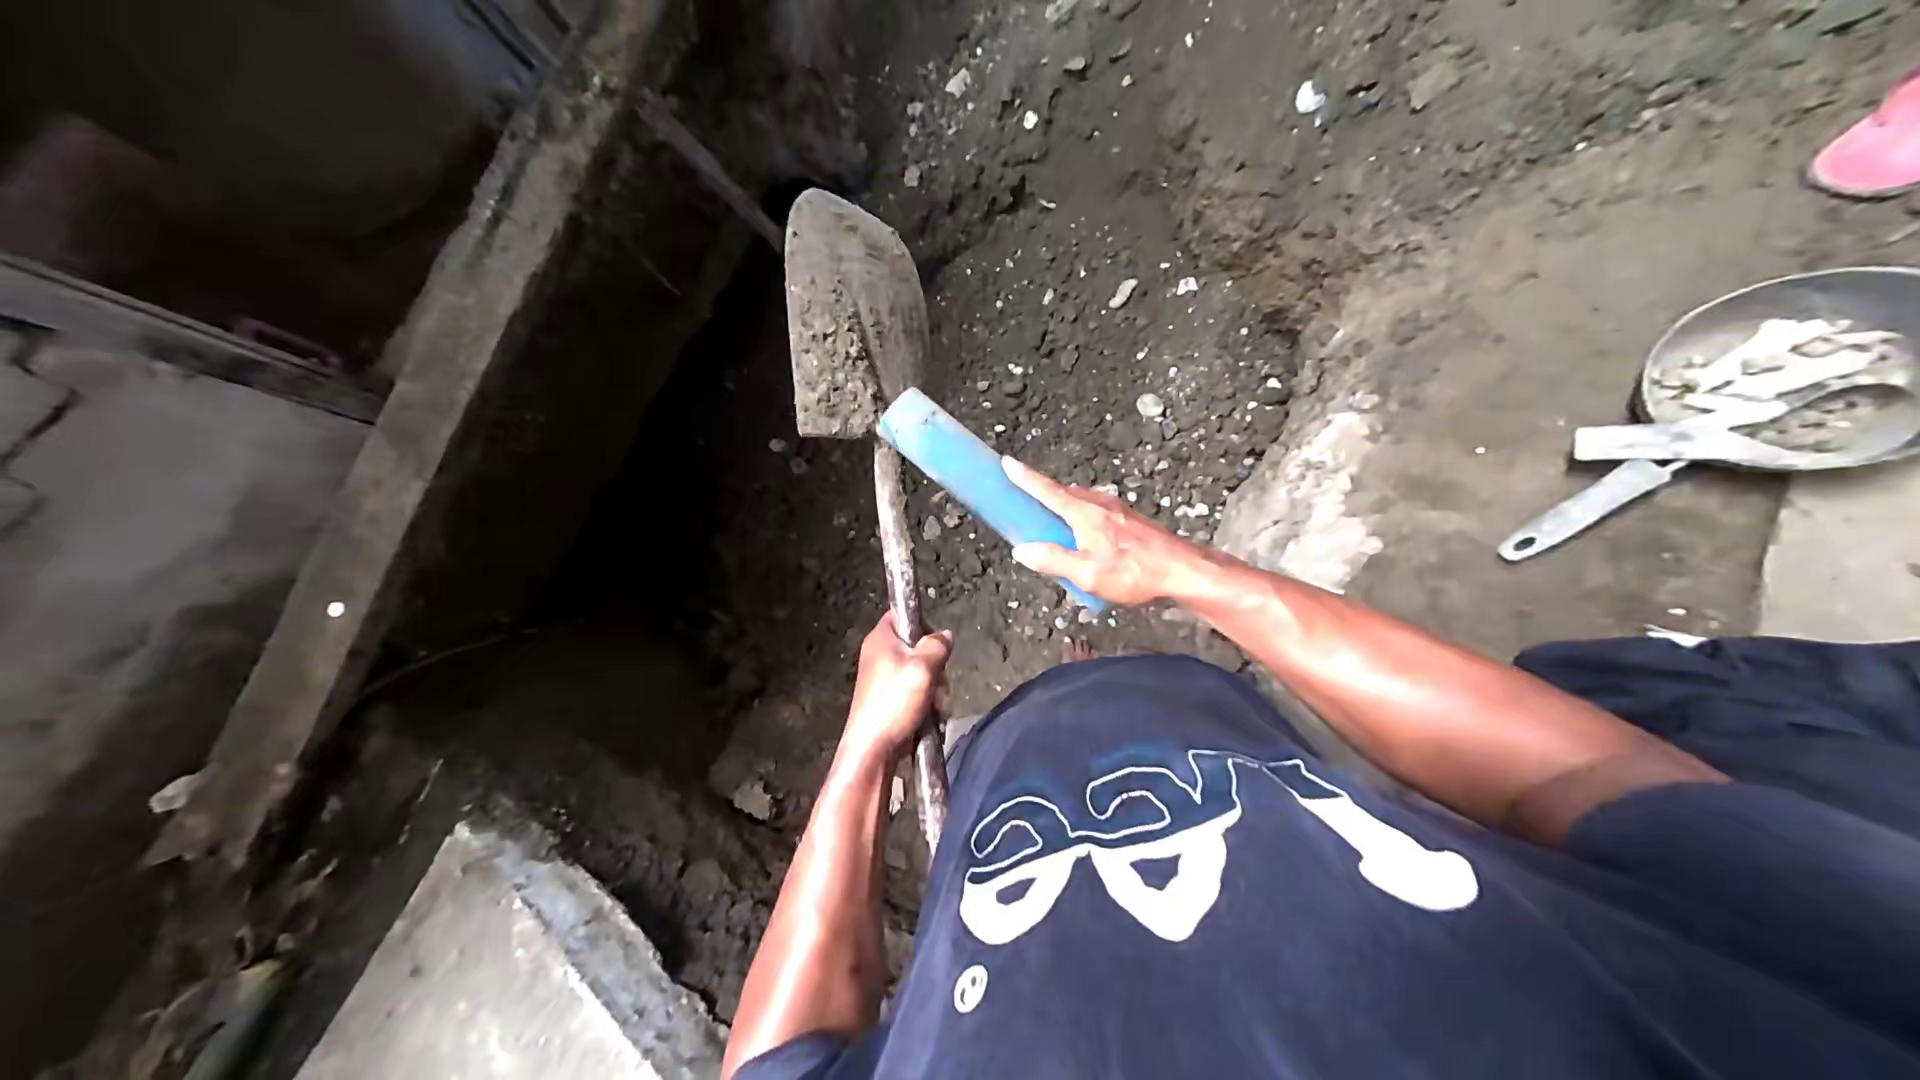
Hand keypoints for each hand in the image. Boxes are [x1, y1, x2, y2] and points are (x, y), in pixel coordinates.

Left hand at [842, 612, 953, 761]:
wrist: (874, 749)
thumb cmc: (893, 704)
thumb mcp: (923, 668)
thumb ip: (938, 646)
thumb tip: (945, 635)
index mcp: (881, 639)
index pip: (903, 614)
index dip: (923, 624)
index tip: (935, 643)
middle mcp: (880, 654)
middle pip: (919, 646)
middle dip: (936, 666)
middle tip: (936, 682)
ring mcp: (885, 678)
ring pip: (923, 672)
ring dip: (935, 688)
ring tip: (933, 705)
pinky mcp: (890, 698)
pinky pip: (917, 691)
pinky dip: (927, 702)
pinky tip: (929, 714)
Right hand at [1002, 456, 1213, 605]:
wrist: (1182, 570)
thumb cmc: (1136, 572)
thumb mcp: (1087, 574)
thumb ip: (1053, 561)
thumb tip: (1023, 551)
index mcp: (1086, 515)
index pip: (1048, 491)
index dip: (1025, 478)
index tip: (1007, 462)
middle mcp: (1100, 505)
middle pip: (1062, 494)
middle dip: (1041, 496)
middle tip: (1024, 503)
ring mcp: (1116, 510)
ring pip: (1079, 503)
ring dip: (1062, 510)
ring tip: (1052, 530)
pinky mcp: (1127, 519)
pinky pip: (1094, 512)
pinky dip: (1079, 519)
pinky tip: (1082, 541)